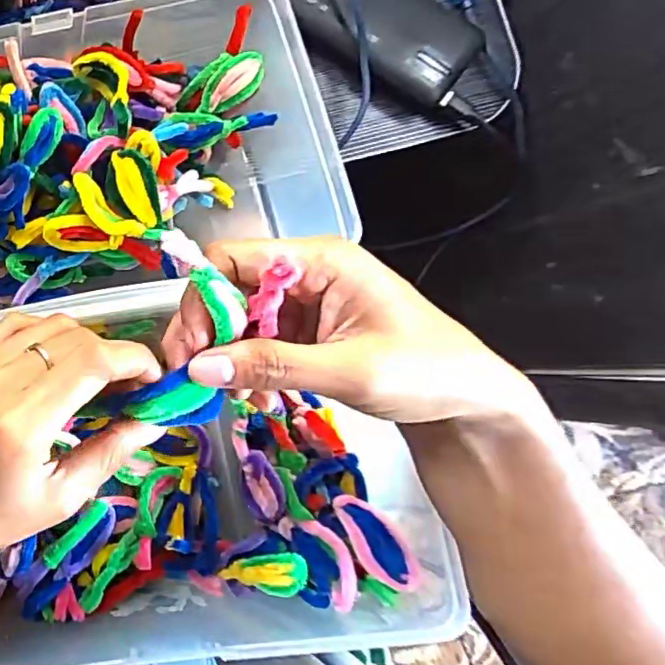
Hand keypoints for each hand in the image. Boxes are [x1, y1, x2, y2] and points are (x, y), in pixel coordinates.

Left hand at [0, 313, 166, 578]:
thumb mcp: (60, 499)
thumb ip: (110, 453)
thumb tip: (153, 420)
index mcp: (21, 424)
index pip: (92, 361)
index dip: (134, 359)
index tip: (153, 378)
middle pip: (75, 337)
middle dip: (115, 352)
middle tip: (128, 384)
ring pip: (48, 324)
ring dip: (83, 341)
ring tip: (95, 375)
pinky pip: (16, 326)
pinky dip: (48, 334)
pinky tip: (58, 360)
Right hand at [160, 237, 540, 424]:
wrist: (471, 404)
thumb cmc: (428, 373)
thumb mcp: (347, 371)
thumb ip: (270, 366)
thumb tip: (200, 368)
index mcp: (319, 262)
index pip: (231, 260)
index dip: (202, 299)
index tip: (193, 347)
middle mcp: (303, 275)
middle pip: (226, 290)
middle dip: (206, 333)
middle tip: (194, 375)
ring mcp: (302, 304)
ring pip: (236, 320)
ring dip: (225, 356)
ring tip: (230, 393)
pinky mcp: (302, 331)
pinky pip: (254, 343)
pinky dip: (245, 368)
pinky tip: (255, 396)